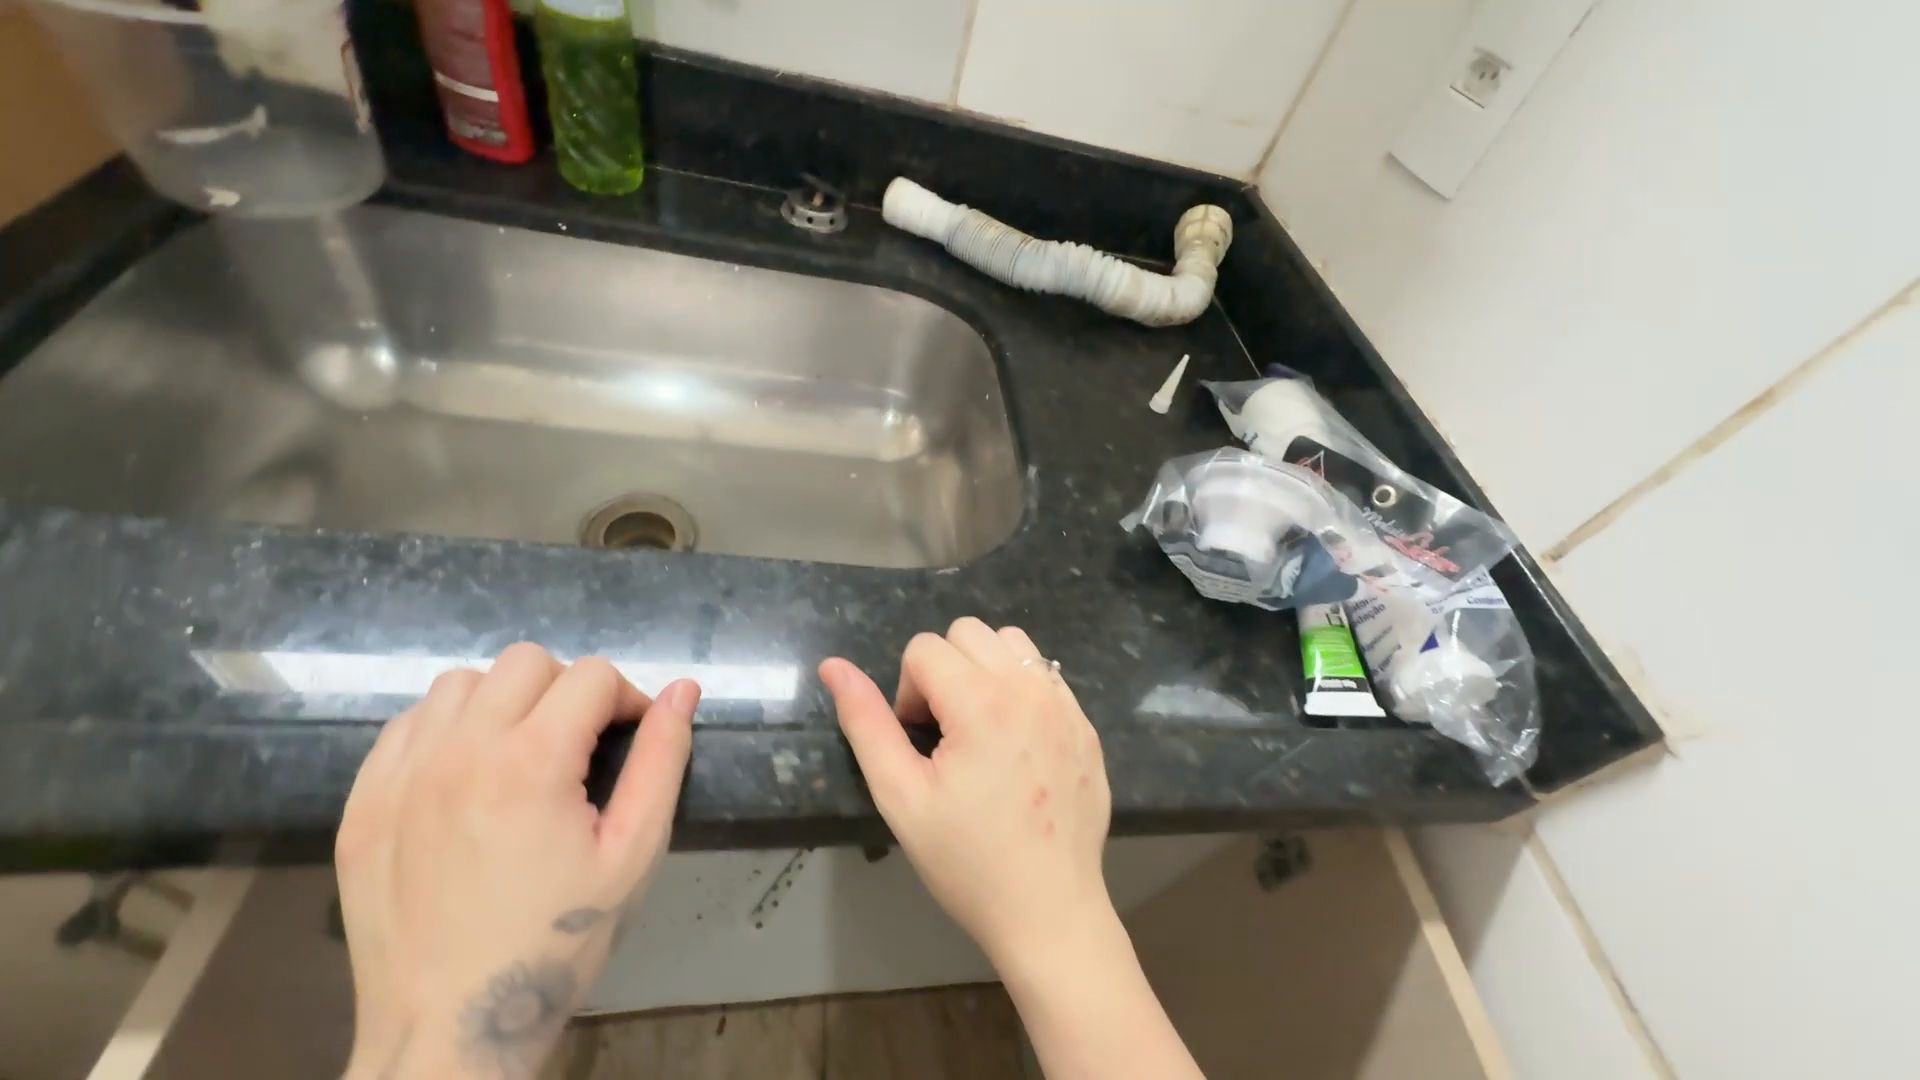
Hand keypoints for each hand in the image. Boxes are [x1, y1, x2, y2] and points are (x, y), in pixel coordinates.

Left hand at [336, 644, 698, 1079]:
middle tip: (581, 748)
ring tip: (523, 754)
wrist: (450, 1029)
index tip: (632, 740)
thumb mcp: (634, 853)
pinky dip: (447, 727)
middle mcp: (460, 750)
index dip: (627, 699)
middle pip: (526, 662)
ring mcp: (400, 775)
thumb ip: (663, 761)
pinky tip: (467, 773)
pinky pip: (408, 724)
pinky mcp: (363, 803)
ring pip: (461, 683)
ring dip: (505, 701)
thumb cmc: (558, 941)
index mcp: (532, 760)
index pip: (592, 675)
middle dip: (569, 690)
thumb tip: (683, 691)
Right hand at [819, 618, 1112, 965]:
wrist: (1049, 910)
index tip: (921, 746)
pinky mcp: (1085, 724)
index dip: (907, 693)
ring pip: (1012, 643)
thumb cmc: (967, 860)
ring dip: (984, 669)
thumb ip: (865, 723)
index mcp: (982, 702)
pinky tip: (1016, 743)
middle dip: (943, 673)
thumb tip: (832, 666)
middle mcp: (1030, 687)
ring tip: (980, 728)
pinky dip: (1021, 689)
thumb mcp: (900, 796)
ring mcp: (1066, 704)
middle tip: (946, 736)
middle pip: (968, 632)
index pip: (924, 648)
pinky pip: (1046, 674)